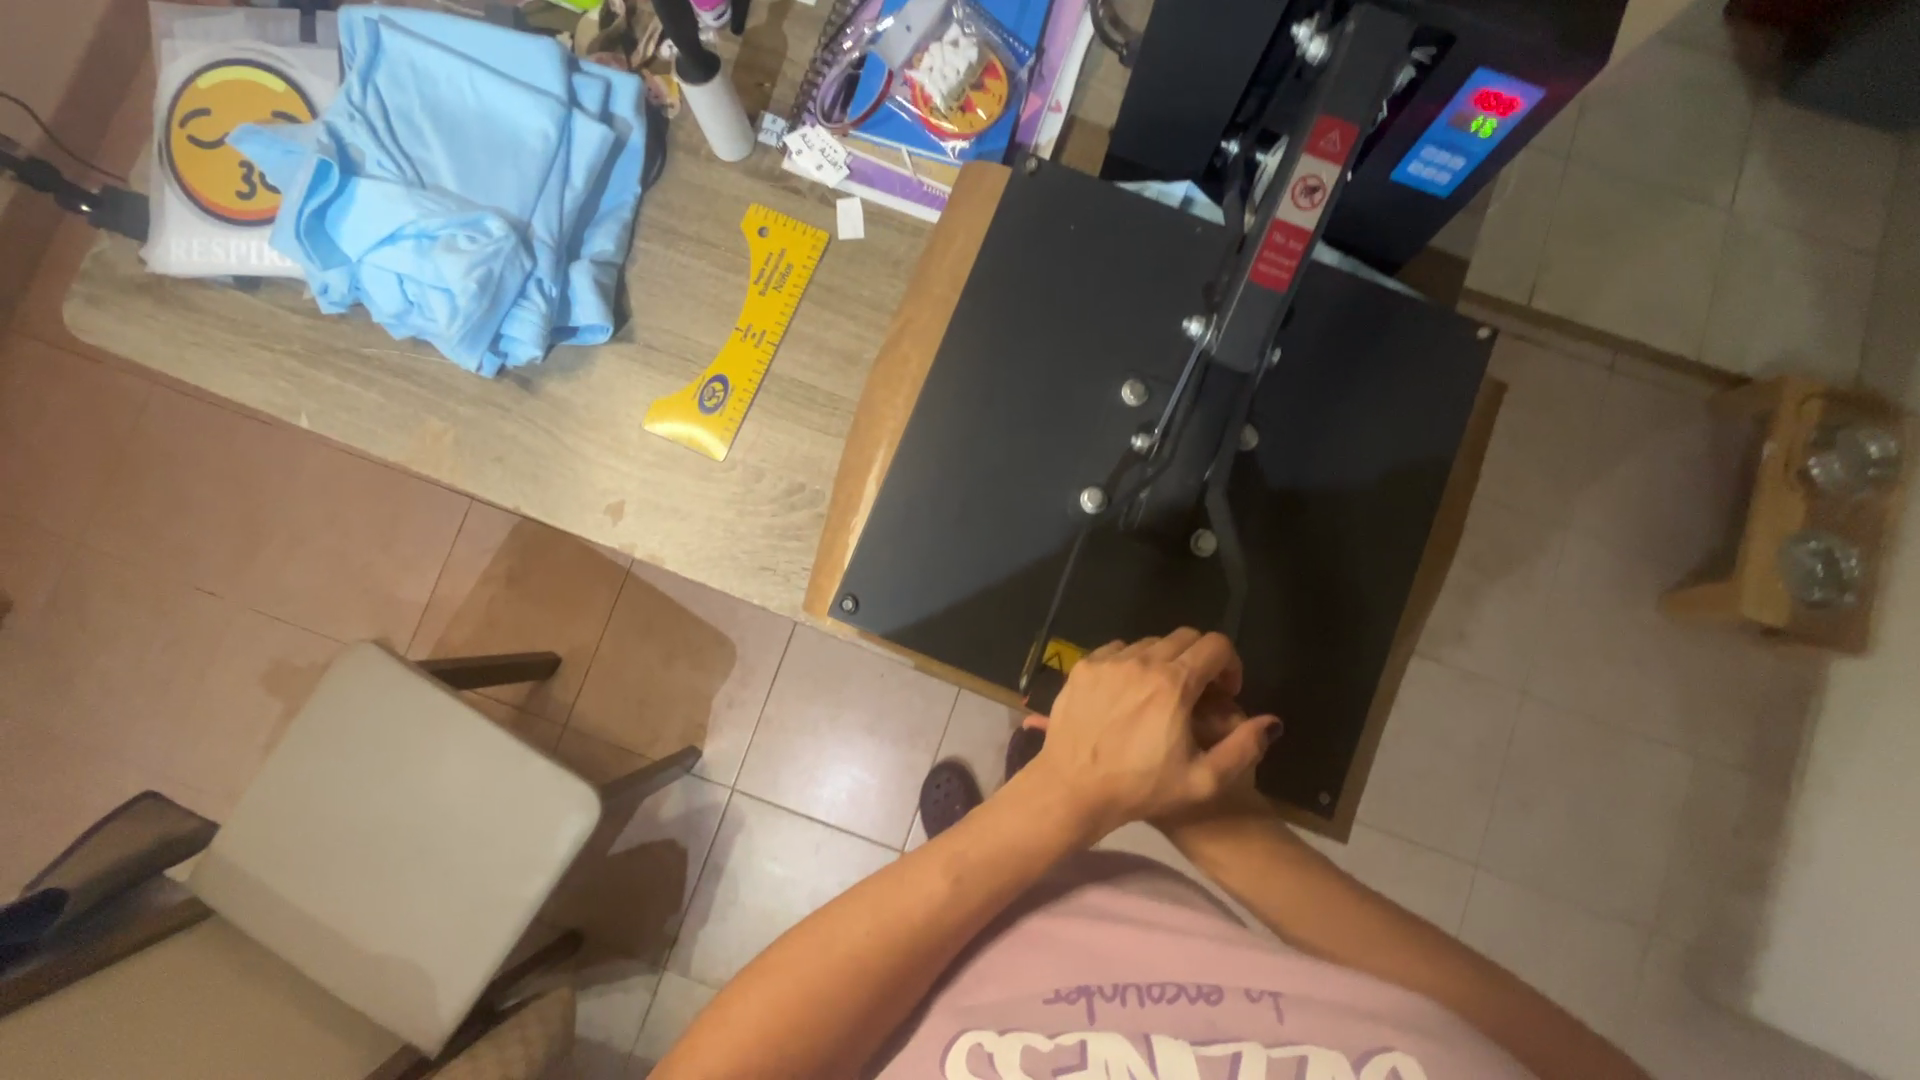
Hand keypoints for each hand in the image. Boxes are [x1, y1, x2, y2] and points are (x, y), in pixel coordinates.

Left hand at [1023, 628, 1278, 839]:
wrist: (1072, 789)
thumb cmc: (1140, 789)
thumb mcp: (1203, 782)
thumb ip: (1243, 748)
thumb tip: (1270, 722)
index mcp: (1174, 684)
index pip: (1215, 645)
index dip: (1230, 665)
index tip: (1224, 693)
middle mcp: (1141, 662)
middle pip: (1184, 638)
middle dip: (1200, 661)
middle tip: (1197, 694)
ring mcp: (1108, 662)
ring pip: (1149, 643)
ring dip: (1165, 661)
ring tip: (1161, 696)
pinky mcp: (1082, 668)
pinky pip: (1116, 650)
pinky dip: (1131, 663)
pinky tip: (1128, 693)